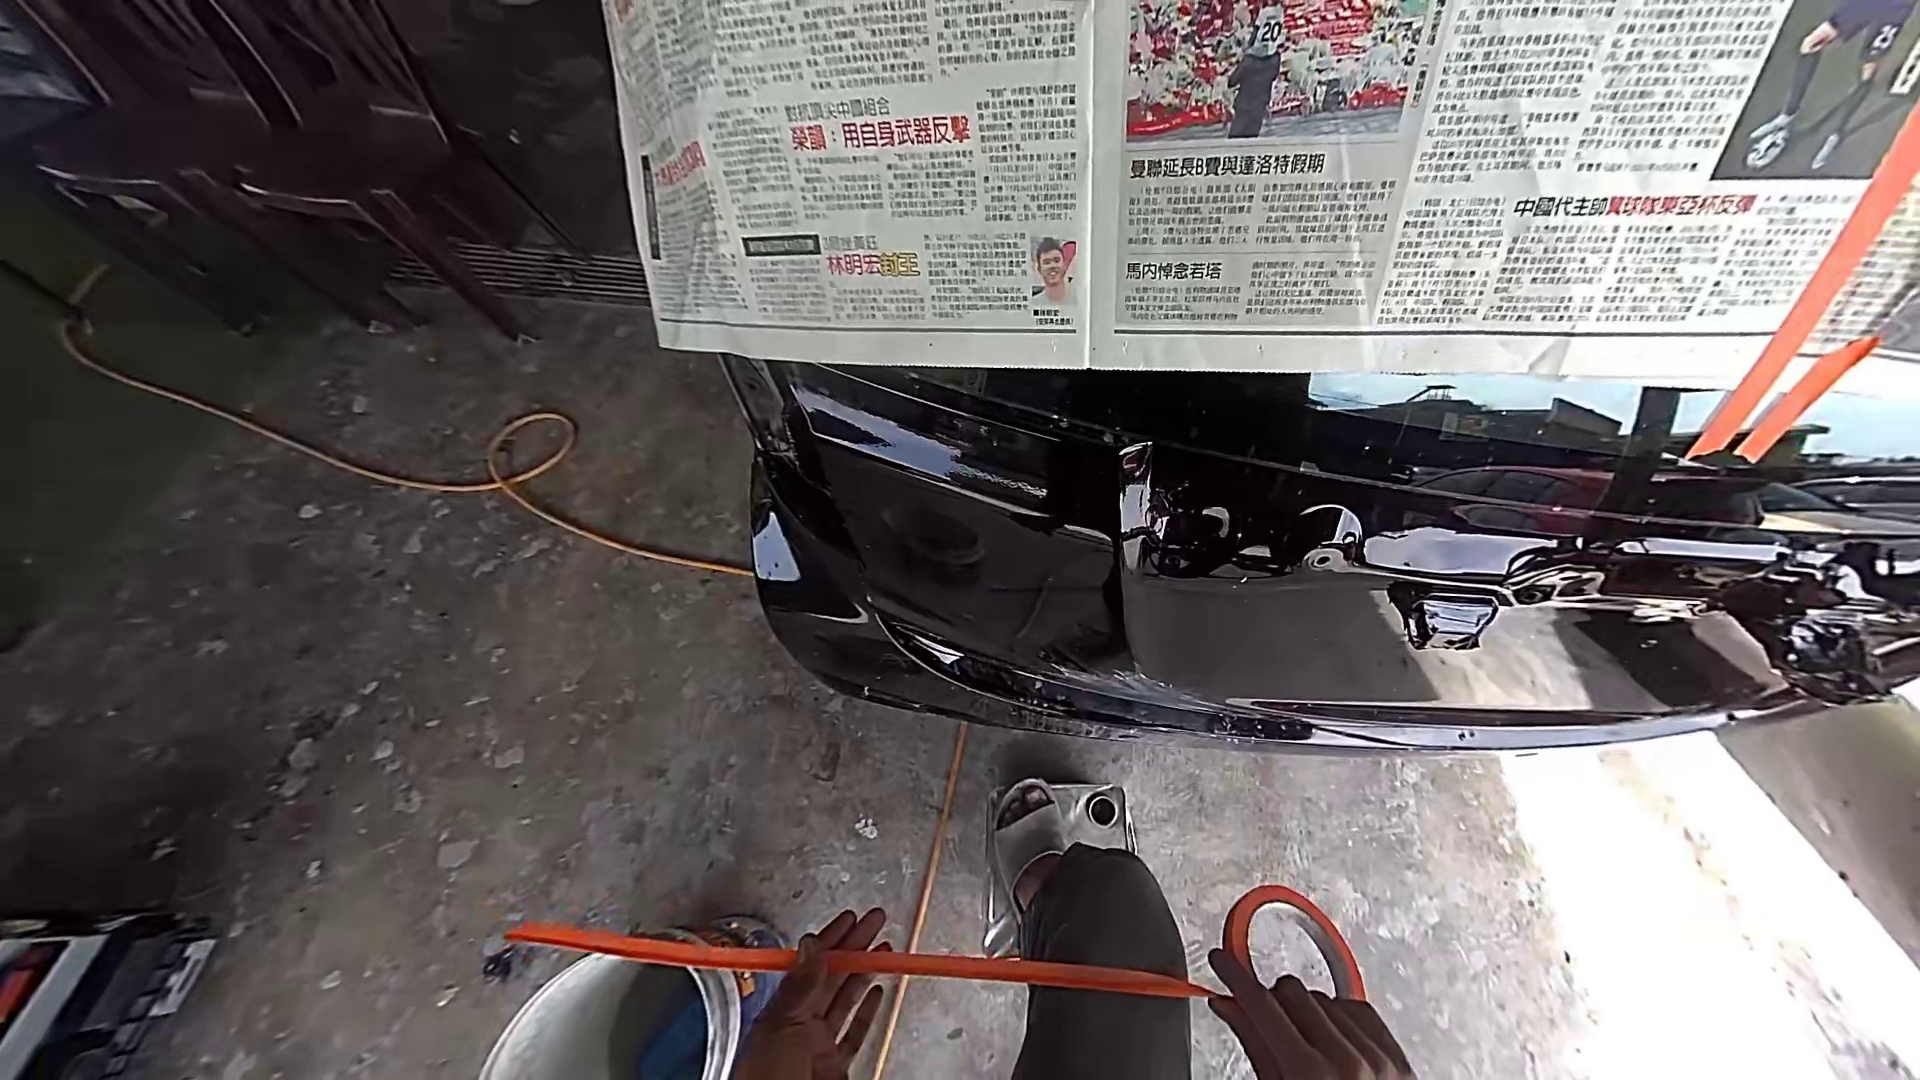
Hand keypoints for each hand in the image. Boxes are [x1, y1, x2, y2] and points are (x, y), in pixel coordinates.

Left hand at [734, 908, 890, 1079]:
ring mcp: (819, 1049)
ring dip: (866, 971)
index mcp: (783, 1012)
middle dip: (856, 945)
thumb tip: (811, 943)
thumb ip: (801, 986)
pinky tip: (876, 991)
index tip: (852, 917)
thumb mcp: (782, 1029)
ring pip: (847, 1000)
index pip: (812, 964)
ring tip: (884, 948)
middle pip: (833, 977)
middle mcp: (801, 1026)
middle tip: (877, 919)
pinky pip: (854, 1035)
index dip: (832, 938)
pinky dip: (867, 1011)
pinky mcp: (836, 1072)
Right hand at [1208, 949, 1413, 1078]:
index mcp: (1310, 1075)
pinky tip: (1333, 1041)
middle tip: (1269, 1022)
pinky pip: (1358, 1010)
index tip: (1222, 961)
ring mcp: (1379, 1061)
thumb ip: (1254, 1045)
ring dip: (1308, 1013)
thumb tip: (1227, 1004)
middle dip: (1274, 1001)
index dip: (1235, 976)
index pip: (1260, 1002)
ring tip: (1307, 1046)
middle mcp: (1347, 1062)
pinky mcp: (1400, 1061)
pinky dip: (1340, 1018)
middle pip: (1291, 990)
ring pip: (1322, 997)